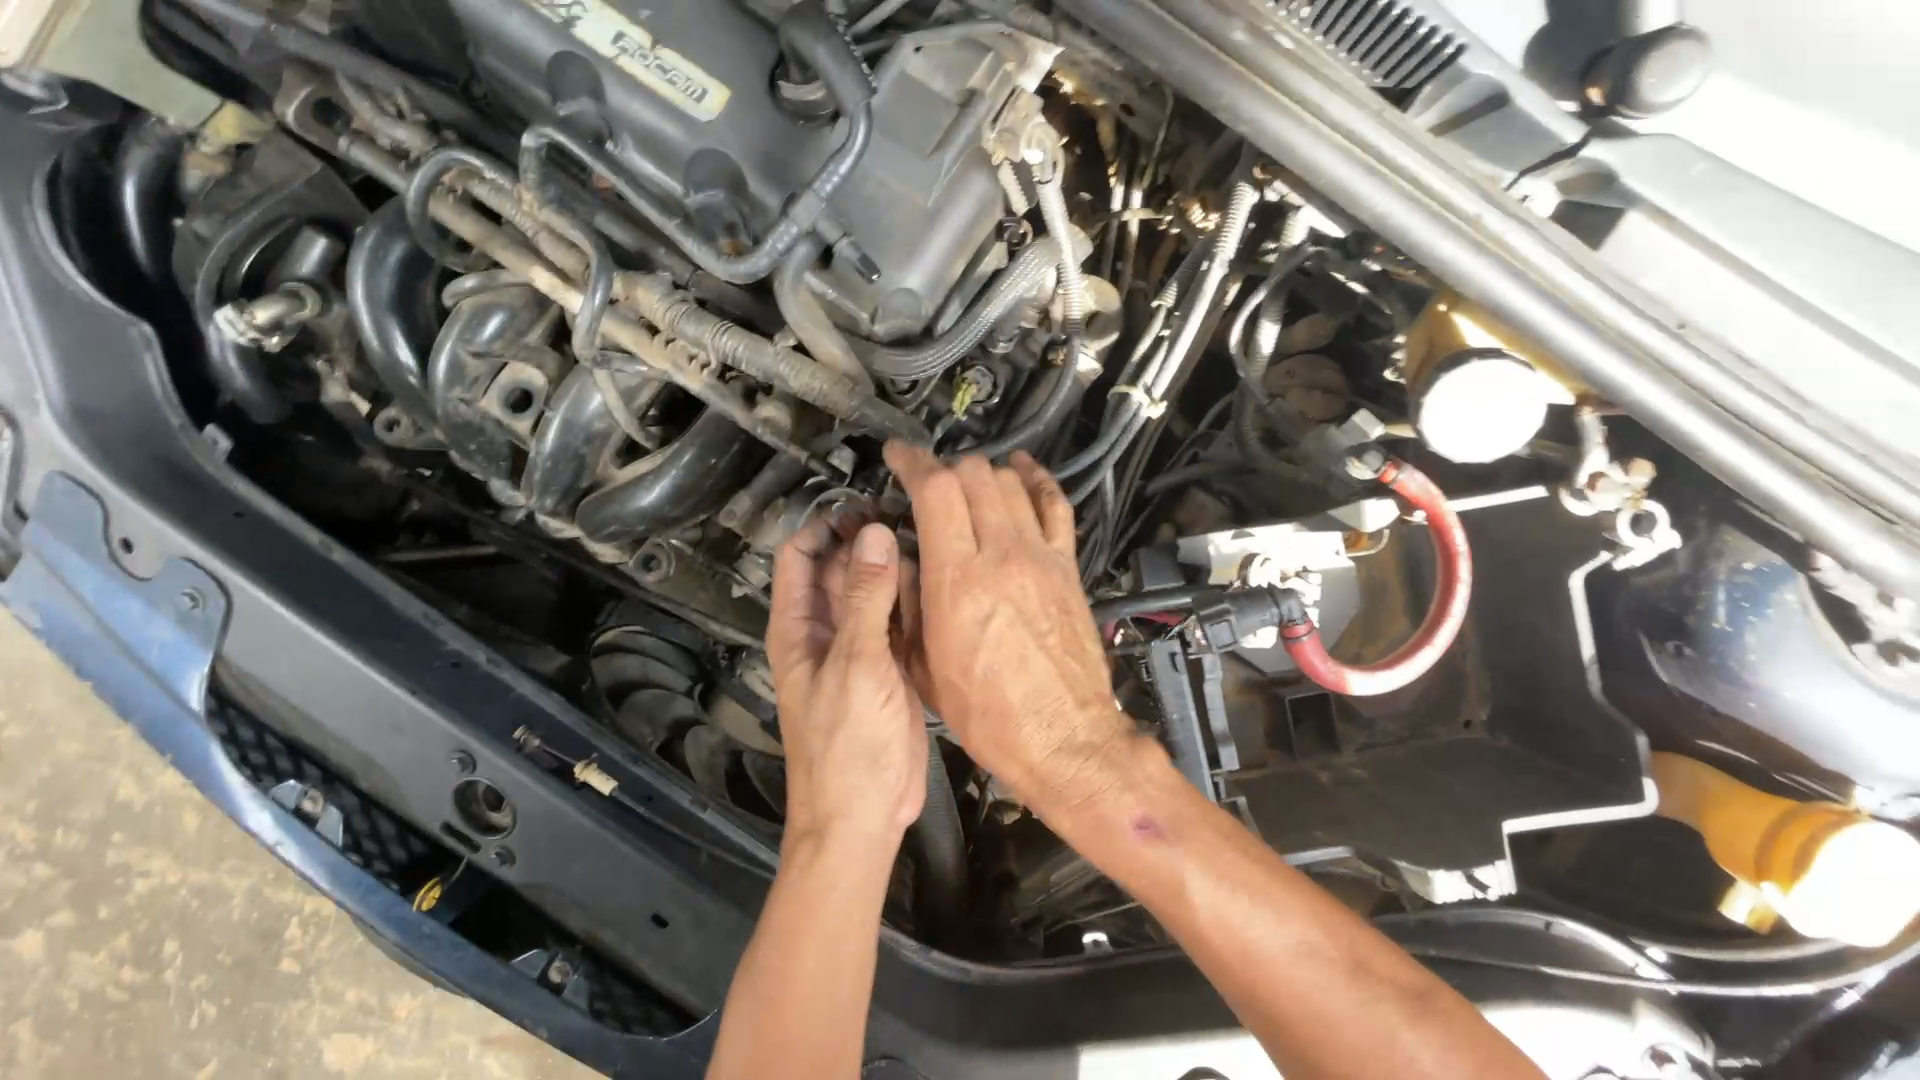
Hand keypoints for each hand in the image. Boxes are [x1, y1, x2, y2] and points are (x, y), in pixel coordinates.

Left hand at [766, 510, 926, 841]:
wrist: (863, 817)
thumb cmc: (847, 744)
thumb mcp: (857, 665)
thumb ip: (866, 598)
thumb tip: (875, 532)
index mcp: (798, 628)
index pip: (799, 556)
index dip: (826, 525)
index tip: (868, 505)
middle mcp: (824, 632)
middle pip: (837, 570)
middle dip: (866, 541)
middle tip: (911, 517)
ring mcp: (859, 652)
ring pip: (871, 594)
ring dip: (892, 570)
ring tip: (931, 544)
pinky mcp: (888, 671)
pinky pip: (896, 624)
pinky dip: (911, 603)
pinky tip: (938, 586)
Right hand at [883, 442, 1134, 814]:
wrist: (1062, 739)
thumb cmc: (989, 716)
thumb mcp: (924, 668)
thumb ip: (907, 606)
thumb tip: (900, 564)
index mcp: (957, 581)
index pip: (935, 490)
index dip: (913, 463)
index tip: (898, 456)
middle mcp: (1001, 556)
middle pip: (974, 476)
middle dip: (944, 470)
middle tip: (928, 483)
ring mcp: (1040, 558)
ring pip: (1011, 484)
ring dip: (984, 475)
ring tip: (966, 484)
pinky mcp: (1067, 568)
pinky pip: (1056, 506)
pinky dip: (1038, 480)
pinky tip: (1024, 468)